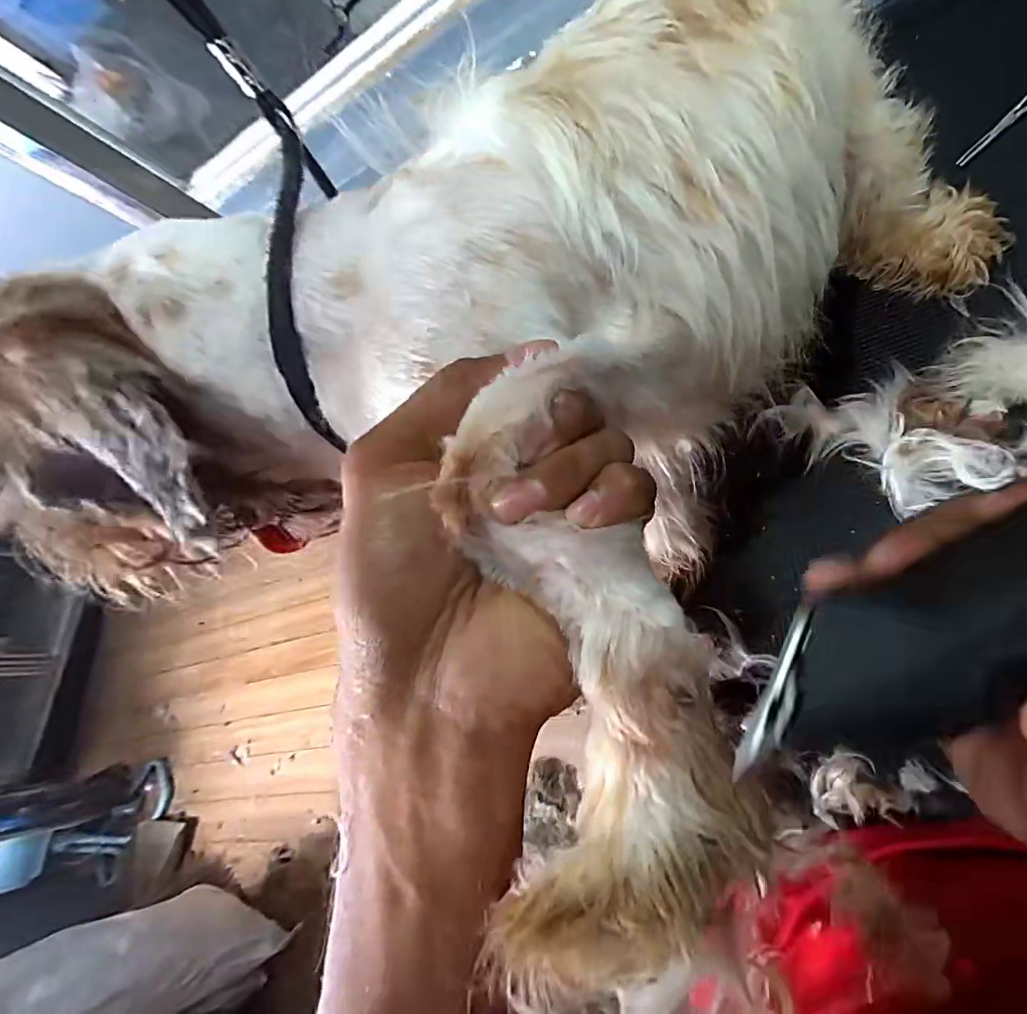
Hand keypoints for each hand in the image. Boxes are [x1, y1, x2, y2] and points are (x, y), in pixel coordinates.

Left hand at [334, 343, 658, 745]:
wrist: (433, 675)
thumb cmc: (393, 574)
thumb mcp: (386, 465)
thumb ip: (450, 396)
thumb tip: (536, 350)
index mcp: (495, 449)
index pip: (539, 388)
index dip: (536, 385)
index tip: (523, 404)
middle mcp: (545, 471)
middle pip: (582, 410)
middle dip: (549, 433)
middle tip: (505, 485)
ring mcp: (585, 508)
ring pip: (614, 445)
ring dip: (570, 468)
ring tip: (522, 517)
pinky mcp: (620, 545)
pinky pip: (640, 489)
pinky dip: (616, 492)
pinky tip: (584, 521)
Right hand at [805, 461, 1026, 885]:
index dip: (1025, 503)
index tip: (979, 525)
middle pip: (988, 531)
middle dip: (933, 536)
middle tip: (886, 564)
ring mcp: (993, 618)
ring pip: (940, 564)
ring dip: (887, 562)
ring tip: (837, 576)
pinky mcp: (952, 648)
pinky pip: (907, 614)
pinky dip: (864, 601)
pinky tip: (824, 590)